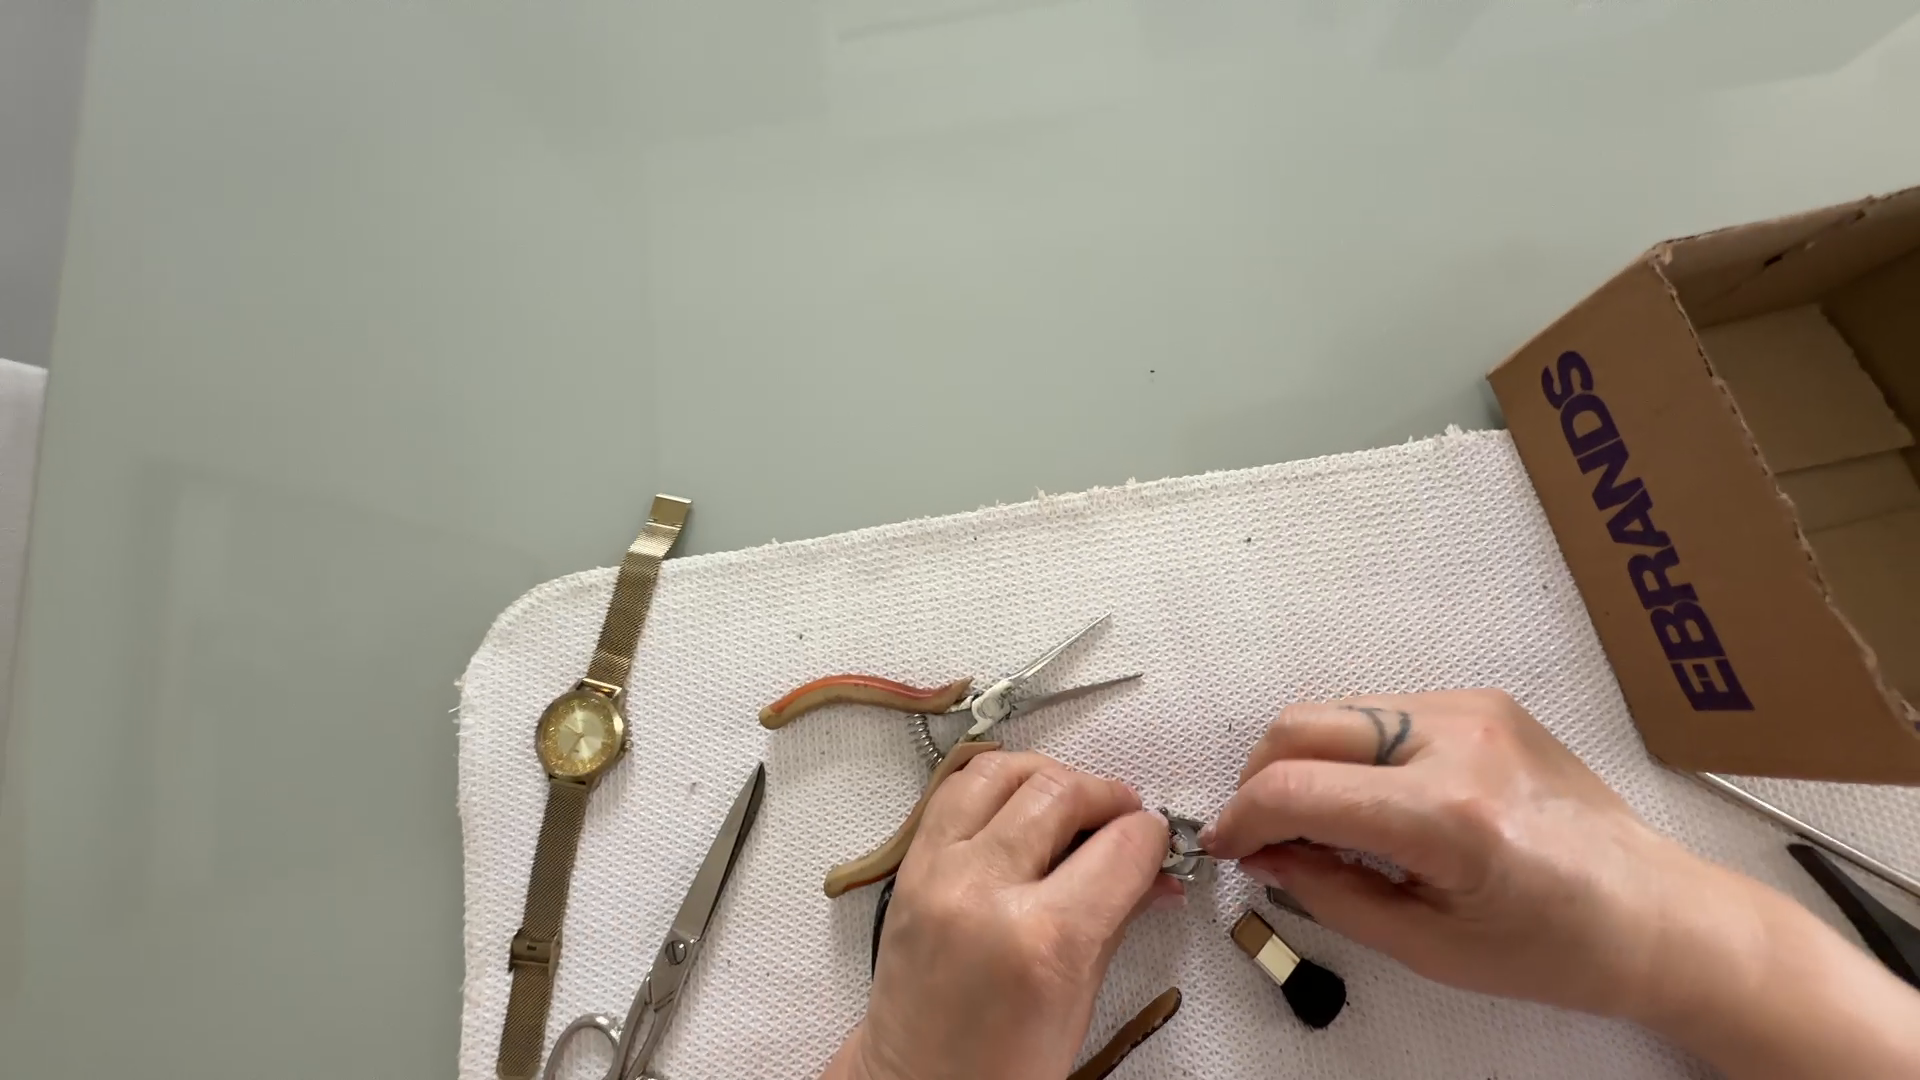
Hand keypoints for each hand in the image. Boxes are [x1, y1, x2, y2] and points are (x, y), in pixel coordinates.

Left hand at [822, 751, 1182, 1079]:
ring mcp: (937, 868)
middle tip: (1124, 814)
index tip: (1156, 835)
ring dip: (1048, 773)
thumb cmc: (1004, 1069)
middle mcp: (982, 888)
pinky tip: (1020, 799)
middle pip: (1059, 794)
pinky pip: (955, 788)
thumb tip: (1157, 870)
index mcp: (1039, 940)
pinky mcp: (911, 862)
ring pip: (1000, 771)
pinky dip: (996, 779)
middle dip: (1106, 795)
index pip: (1116, 852)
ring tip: (1072, 797)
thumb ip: (1120, 918)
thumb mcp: (1081, 1001)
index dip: (1149, 836)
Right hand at [1204, 688, 1682, 1013]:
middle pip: (1298, 727)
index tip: (1224, 844)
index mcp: (1452, 818)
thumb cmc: (1558, 949)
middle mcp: (1455, 741)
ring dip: (1297, 759)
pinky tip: (1363, 790)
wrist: (1666, 914)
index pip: (1299, 790)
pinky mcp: (1476, 699)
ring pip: (1328, 711)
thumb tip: (1260, 852)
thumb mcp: (1428, 947)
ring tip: (1312, 810)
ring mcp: (1467, 708)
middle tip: (1259, 827)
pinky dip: (1342, 747)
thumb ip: (1326, 892)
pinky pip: (1371, 709)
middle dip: (1257, 778)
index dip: (1242, 817)